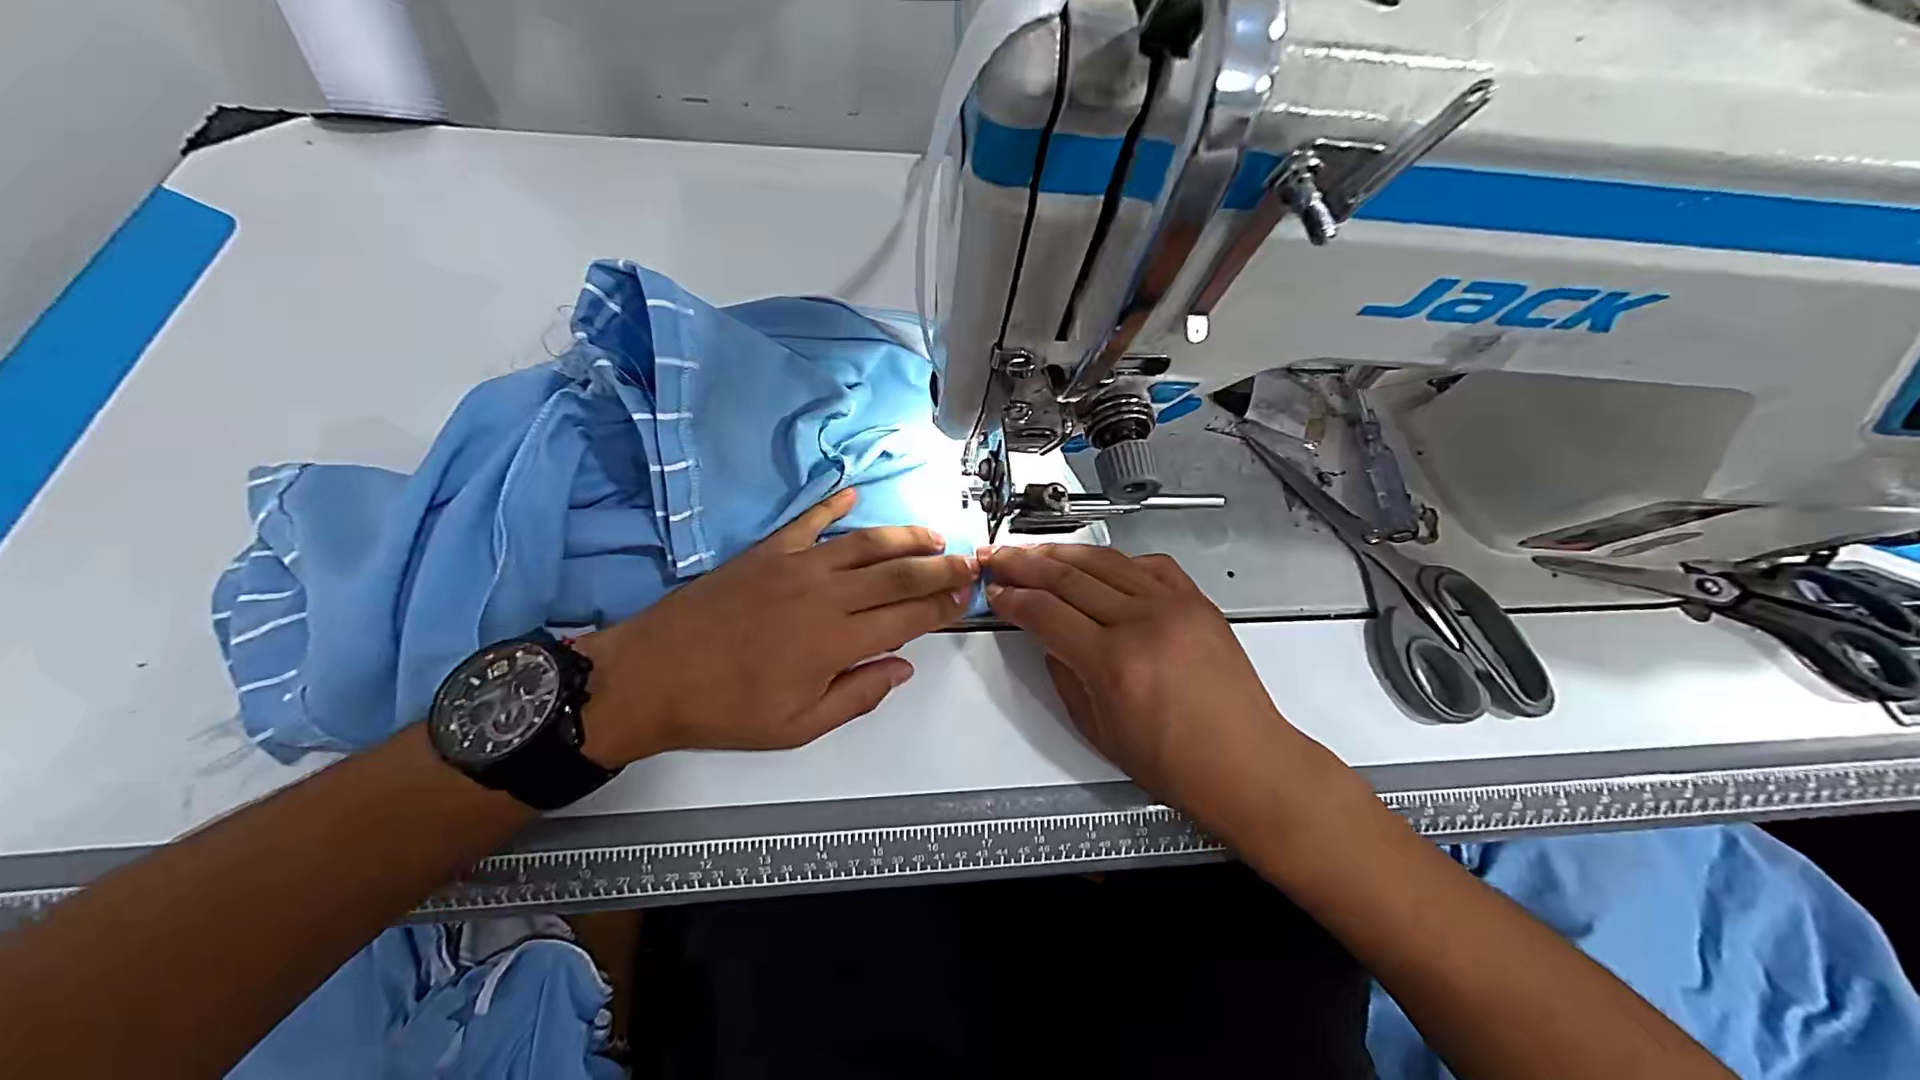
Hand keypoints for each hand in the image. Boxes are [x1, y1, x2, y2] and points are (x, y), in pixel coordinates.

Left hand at [574, 489, 976, 766]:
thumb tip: (901, 668)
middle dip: (939, 567)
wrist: (651, 676)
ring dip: (903, 536)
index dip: (942, 606)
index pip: (907, 617)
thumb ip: (857, 696)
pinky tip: (852, 494)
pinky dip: (832, 505)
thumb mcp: (798, 725)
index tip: (965, 597)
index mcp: (835, 641)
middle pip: (897, 574)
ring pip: (864, 543)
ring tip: (931, 534)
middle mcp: (823, 596)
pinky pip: (808, 521)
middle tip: (967, 560)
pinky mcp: (766, 552)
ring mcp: (794, 566)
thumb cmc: (724, 708)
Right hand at [983, 544, 1319, 830]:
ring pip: (1105, 561)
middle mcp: (1146, 624)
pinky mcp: (1197, 603)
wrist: (1247, 765)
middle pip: (1068, 577)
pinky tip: (1098, 560)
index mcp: (1115, 663)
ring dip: (1063, 553)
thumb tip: (1050, 643)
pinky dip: (1117, 559)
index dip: (1013, 599)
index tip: (998, 592)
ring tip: (1037, 551)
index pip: (1046, 612)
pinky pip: (1150, 565)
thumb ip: (1065, 678)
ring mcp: (1176, 608)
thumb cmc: (1184, 763)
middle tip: (1002, 558)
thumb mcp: (1099, 730)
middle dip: (1025, 564)